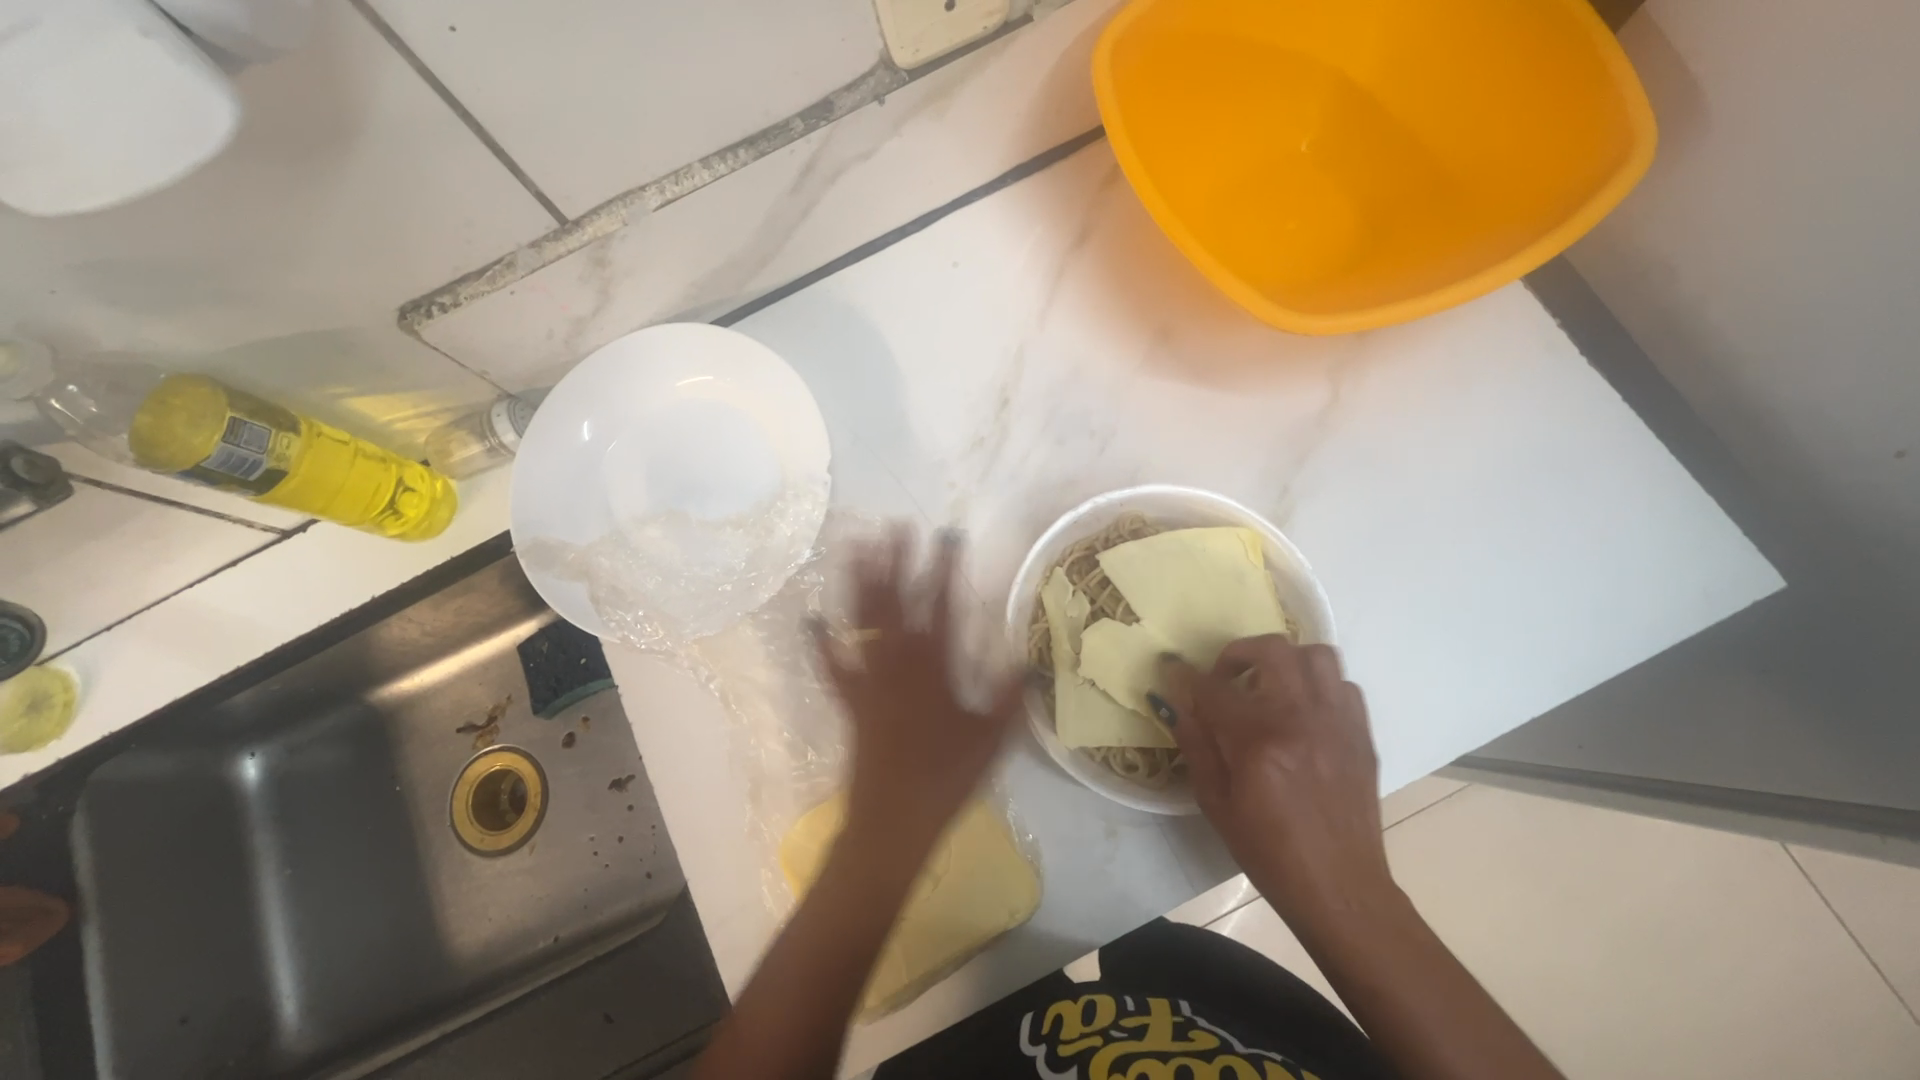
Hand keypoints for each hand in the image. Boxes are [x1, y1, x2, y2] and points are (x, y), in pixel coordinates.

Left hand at [811, 526, 1021, 851]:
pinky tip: (811, 618)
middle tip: (896, 524)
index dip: (943, 566)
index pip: (941, 604)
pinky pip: (830, 665)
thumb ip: (1010, 695)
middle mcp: (897, 662)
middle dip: (896, 559)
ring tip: (854, 546)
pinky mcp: (848, 699)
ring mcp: (868, 679)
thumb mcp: (993, 737)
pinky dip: (819, 641)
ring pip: (860, 621)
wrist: (894, 819)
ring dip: (857, 582)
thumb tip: (1028, 657)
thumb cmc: (947, 779)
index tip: (947, 535)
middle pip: (894, 600)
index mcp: (935, 666)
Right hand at [1157, 637, 1391, 918]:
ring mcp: (1338, 722)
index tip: (1173, 669)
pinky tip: (1302, 711)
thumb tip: (1177, 702)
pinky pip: (1342, 684)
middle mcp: (1302, 719)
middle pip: (1271, 650)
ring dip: (1283, 661)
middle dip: (1237, 654)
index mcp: (1258, 742)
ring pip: (1314, 655)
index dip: (1185, 675)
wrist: (1340, 887)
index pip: (1213, 687)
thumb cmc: (1268, 852)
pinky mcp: (1361, 733)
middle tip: (1224, 678)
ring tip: (1267, 686)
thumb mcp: (1215, 803)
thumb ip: (1196, 744)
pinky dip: (1317, 685)